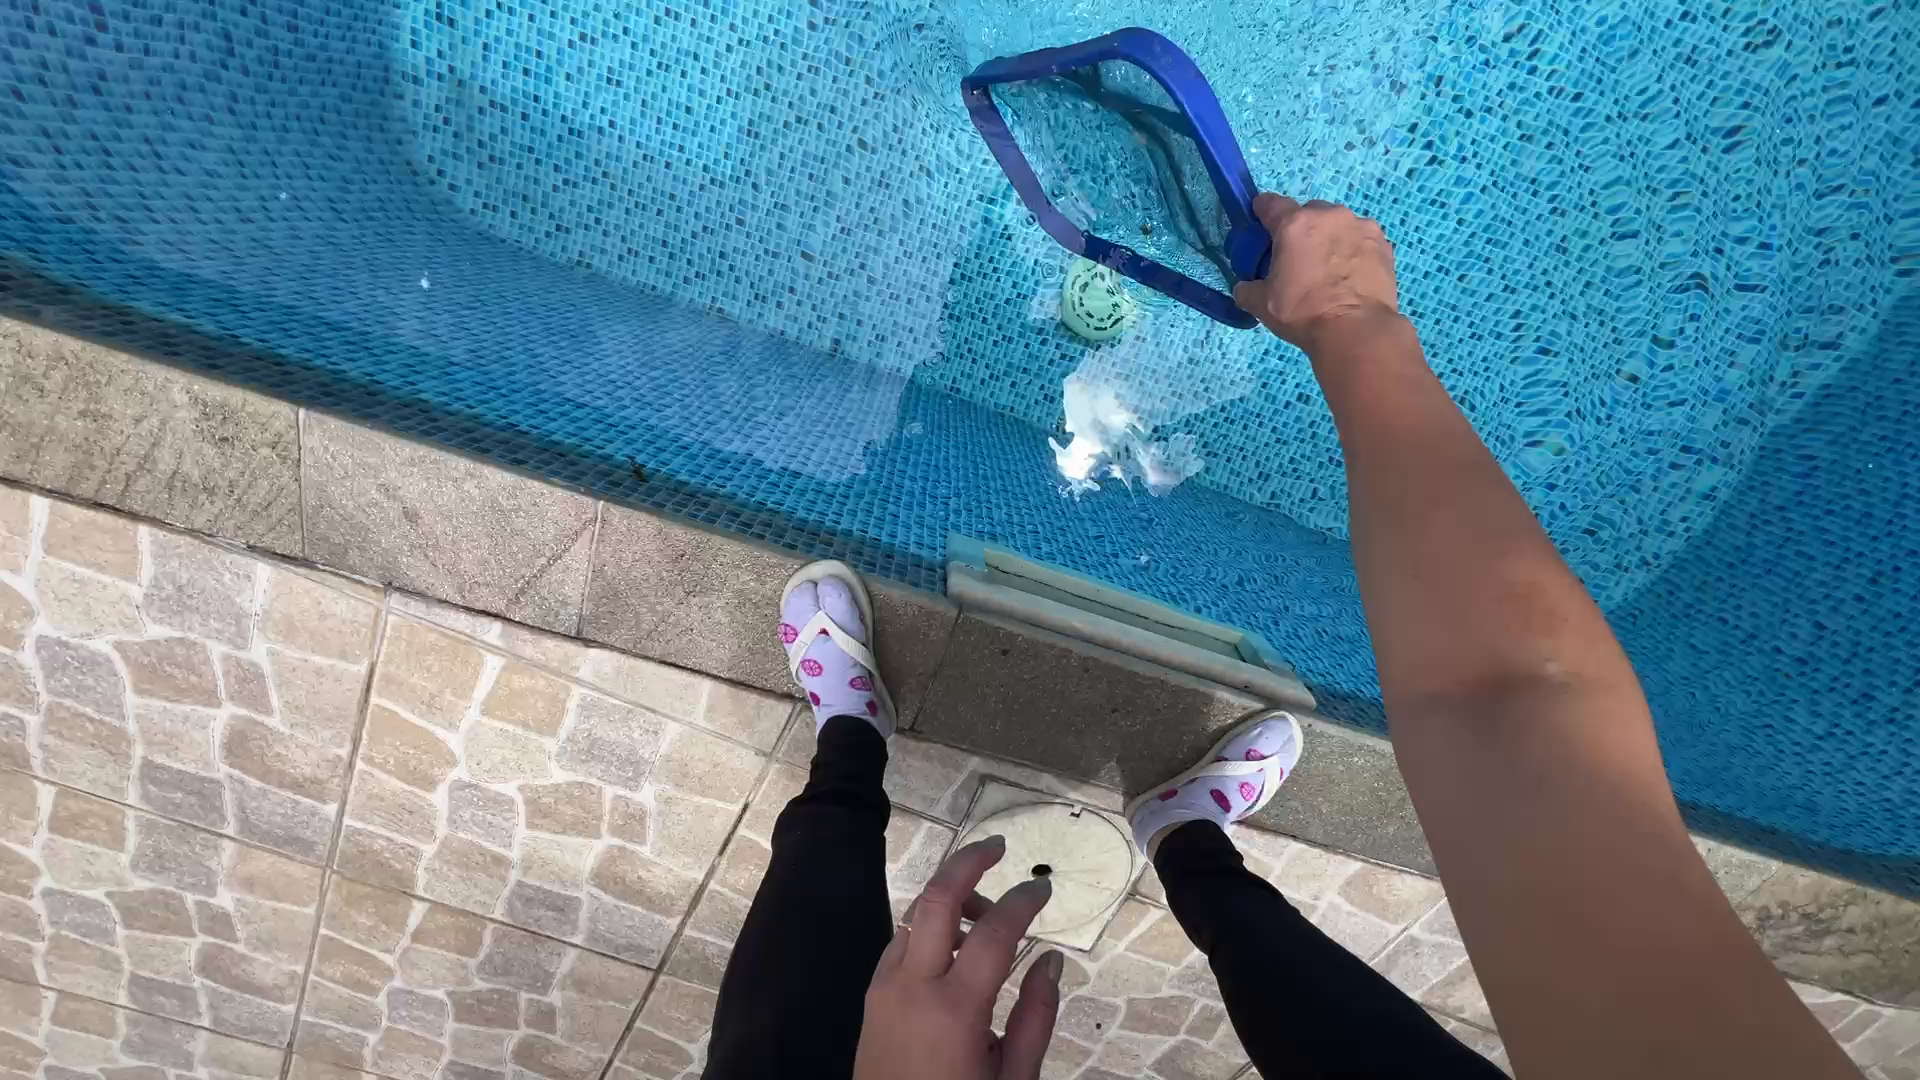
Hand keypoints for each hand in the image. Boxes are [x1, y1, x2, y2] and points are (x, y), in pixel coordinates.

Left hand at [853, 836, 1063, 1079]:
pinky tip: (954, 947)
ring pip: (914, 914)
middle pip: (936, 896)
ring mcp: (884, 988)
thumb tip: (1052, 960)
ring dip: (950, 897)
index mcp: (954, 1011)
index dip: (1023, 901)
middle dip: (968, 860)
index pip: (994, 932)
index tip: (1044, 888)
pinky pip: (901, 940)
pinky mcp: (872, 997)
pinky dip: (929, 926)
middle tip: (999, 845)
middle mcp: (912, 986)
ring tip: (988, 917)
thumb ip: (1035, 1018)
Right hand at [1233, 194, 1401, 352]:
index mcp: (1295, 225)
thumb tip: (1245, 287)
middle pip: (1308, 213)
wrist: (1354, 328)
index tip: (1259, 221)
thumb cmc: (1302, 312)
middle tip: (1296, 258)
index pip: (1271, 204)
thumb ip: (1247, 289)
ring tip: (1327, 269)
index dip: (1262, 211)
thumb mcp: (1261, 304)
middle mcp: (1329, 216)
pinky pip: (1359, 240)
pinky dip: (1351, 251)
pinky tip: (1348, 275)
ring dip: (1328, 239)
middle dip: (1300, 230)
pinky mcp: (1383, 243)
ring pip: (1337, 225)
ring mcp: (1361, 226)